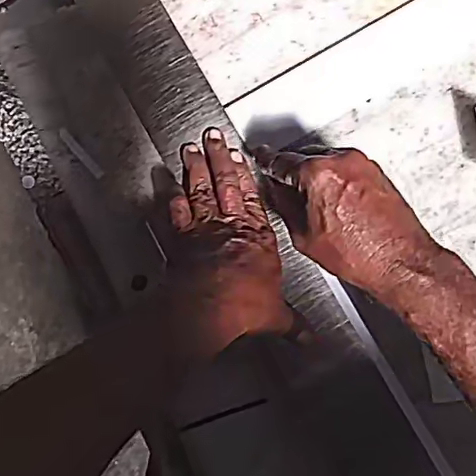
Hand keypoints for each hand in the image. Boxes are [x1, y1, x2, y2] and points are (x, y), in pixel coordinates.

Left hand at [165, 127, 294, 358]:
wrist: (208, 310)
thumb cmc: (242, 306)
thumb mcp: (276, 316)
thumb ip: (293, 324)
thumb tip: (310, 339)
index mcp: (257, 237)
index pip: (252, 197)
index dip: (245, 174)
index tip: (240, 155)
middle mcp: (230, 227)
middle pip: (224, 183)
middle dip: (218, 157)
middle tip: (213, 136)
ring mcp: (204, 230)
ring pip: (199, 190)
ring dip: (194, 168)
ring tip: (190, 148)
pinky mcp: (181, 241)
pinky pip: (175, 212)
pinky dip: (170, 196)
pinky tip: (165, 182)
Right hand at [253, 145, 450, 301]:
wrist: (400, 262)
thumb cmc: (362, 256)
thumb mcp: (305, 237)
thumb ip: (285, 206)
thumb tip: (278, 194)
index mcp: (319, 174)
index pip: (282, 161)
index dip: (267, 163)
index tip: (262, 160)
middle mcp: (342, 162)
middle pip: (305, 156)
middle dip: (293, 172)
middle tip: (285, 189)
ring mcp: (362, 164)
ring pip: (326, 160)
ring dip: (315, 175)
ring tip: (314, 205)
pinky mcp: (376, 172)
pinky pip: (345, 167)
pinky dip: (335, 179)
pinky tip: (334, 203)